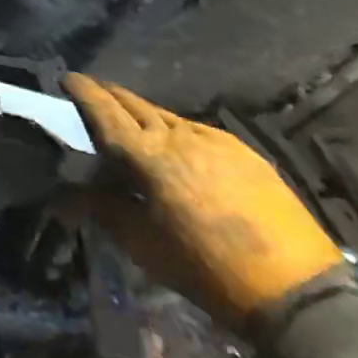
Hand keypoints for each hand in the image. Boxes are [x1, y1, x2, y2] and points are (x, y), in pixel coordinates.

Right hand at [65, 74, 345, 322]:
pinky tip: (177, 150)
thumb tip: (67, 196)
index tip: (68, 78)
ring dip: (143, 116)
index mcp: (152, 157)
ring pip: (167, 117)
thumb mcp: (146, 247)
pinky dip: (175, 132)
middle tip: (92, 93)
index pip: (108, 115)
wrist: (291, 280)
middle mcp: (180, 135)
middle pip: (138, 105)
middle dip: (111, 96)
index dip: (86, 94)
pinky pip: (195, 131)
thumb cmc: (206, 269)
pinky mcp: (240, 147)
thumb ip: (106, 211)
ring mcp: (214, 137)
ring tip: (131, 124)